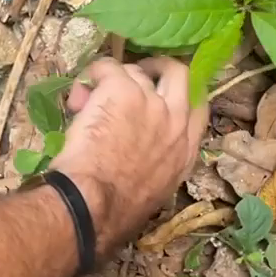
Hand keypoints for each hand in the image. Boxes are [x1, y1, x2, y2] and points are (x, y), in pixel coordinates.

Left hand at [49, 57, 207, 251]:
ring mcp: (151, 101)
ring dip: (112, 81)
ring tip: (86, 102)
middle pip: (179, 74)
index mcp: (185, 150)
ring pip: (134, 71)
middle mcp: (175, 120)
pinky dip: (90, 76)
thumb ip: (157, 166)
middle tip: (133, 73)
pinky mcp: (122, 89)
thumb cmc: (116, 209)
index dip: (181, 94)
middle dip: (157, 67)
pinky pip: (106, 67)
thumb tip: (138, 155)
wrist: (95, 203)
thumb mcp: (154, 191)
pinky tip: (77, 97)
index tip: (161, 93)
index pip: (199, 109)